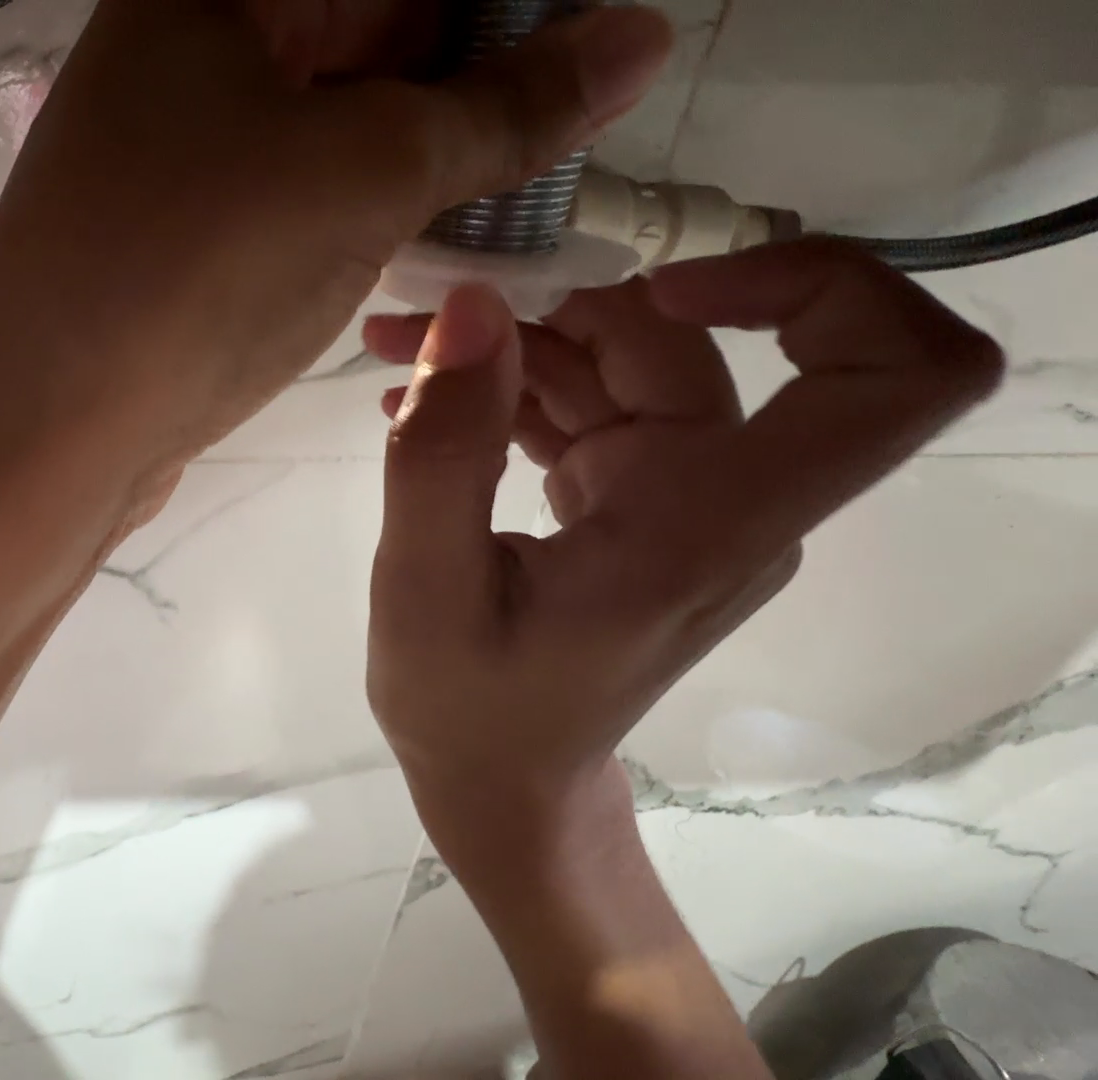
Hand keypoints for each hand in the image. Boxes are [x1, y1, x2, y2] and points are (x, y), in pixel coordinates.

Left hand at [0, 0, 673, 491]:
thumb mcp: (361, 174)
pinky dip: (367, 215)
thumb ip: (499, 110)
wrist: (42, 435)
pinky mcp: (178, 247)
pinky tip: (434, 239)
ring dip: (425, 158)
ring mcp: (174, 160)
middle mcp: (182, 60)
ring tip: (522, 196)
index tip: (585, 58)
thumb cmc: (194, 273)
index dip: (499, 11)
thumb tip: (638, 39)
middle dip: (468, 85)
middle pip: (359, 39)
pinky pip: (296, 201)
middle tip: (567, 138)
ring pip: (330, 129)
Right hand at [362, 241, 1003, 861]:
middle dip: (552, 309)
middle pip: (682, 345)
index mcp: (708, 522)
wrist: (495, 781)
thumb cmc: (469, 712)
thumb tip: (469, 306)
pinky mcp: (622, 499)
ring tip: (398, 349)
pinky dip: (504, 390)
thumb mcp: (427, 587)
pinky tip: (420, 402)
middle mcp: (717, 495)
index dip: (814, 291)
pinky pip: (580, 407)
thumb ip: (443, 451)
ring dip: (508, 345)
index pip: (892, 378)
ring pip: (618, 365)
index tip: (664, 288)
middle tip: (426, 319)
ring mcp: (670, 495)